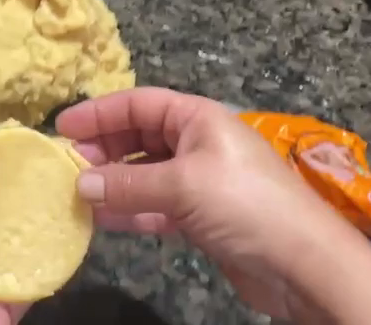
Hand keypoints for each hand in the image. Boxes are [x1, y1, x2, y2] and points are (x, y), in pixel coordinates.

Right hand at [59, 89, 370, 324]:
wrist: (308, 268)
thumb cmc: (246, 204)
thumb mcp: (183, 186)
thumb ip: (129, 184)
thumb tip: (81, 184)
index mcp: (196, 117)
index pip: (137, 103)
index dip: (99, 112)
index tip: (62, 127)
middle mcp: (196, 142)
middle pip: (138, 136)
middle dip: (103, 149)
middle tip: (68, 165)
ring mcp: (201, 181)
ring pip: (145, 174)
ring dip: (114, 183)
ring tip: (78, 194)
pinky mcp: (204, 218)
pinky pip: (157, 206)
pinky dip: (132, 211)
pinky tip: (105, 221)